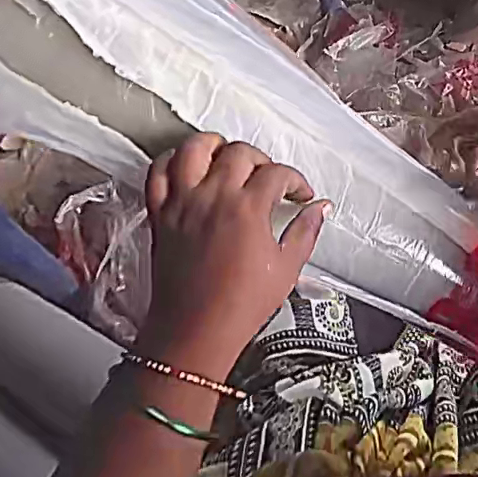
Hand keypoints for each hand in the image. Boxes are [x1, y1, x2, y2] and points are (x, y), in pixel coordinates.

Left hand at [140, 134, 328, 375]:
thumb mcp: (286, 269)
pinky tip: (185, 167)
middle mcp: (213, 197)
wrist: (196, 330)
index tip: (298, 192)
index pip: (276, 173)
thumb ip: (306, 231)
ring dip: (212, 145)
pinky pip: (157, 173)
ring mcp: (183, 202)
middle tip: (267, 177)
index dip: (294, 179)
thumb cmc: (240, 305)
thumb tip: (320, 209)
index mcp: (247, 209)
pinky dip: (170, 162)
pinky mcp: (161, 214)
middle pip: (238, 152)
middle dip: (260, 159)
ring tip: (224, 155)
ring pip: (193, 149)